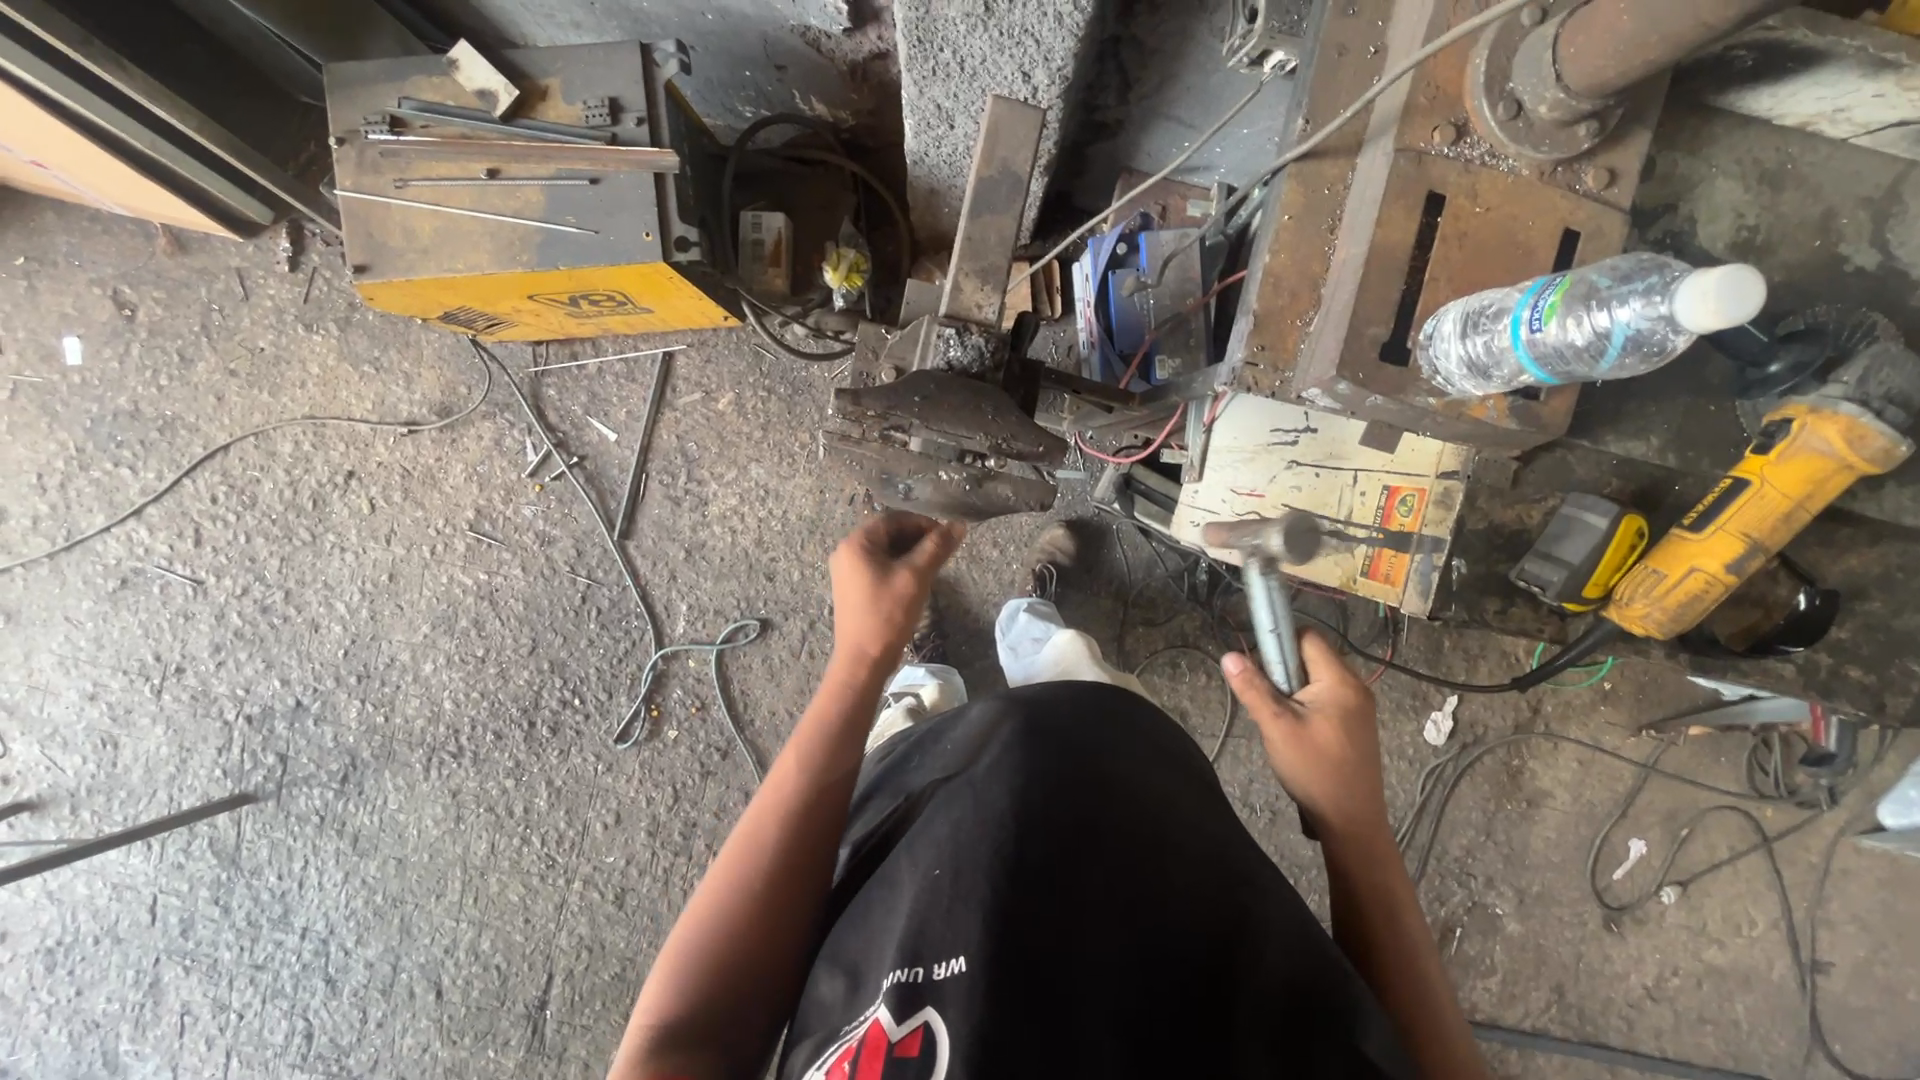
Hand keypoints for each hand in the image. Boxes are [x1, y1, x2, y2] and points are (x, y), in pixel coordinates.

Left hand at [828, 512, 965, 667]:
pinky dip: (898, 567)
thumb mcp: (916, 577)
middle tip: (942, 551)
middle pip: (887, 533)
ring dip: (910, 553)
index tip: (946, 536)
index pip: (893, 519)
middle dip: (917, 538)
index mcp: (856, 543)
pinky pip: (878, 567)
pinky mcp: (852, 588)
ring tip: (933, 565)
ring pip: (884, 551)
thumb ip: (937, 547)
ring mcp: (847, 571)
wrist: (863, 660)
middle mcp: (847, 552)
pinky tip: (916, 580)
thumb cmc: (887, 614)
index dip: (922, 523)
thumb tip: (959, 524)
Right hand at [1221, 630, 1388, 843]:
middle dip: (1281, 671)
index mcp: (1340, 680)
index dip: (1277, 643)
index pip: (1306, 637)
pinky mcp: (1355, 725)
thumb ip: (1253, 688)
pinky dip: (1303, 705)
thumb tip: (1229, 655)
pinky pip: (1324, 699)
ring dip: (1290, 691)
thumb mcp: (1276, 727)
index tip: (1257, 667)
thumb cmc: (1314, 770)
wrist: (1351, 821)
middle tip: (1266, 701)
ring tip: (1278, 720)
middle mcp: (1355, 687)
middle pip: (1310, 657)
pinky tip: (1293, 732)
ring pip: (1315, 680)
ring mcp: (1358, 707)